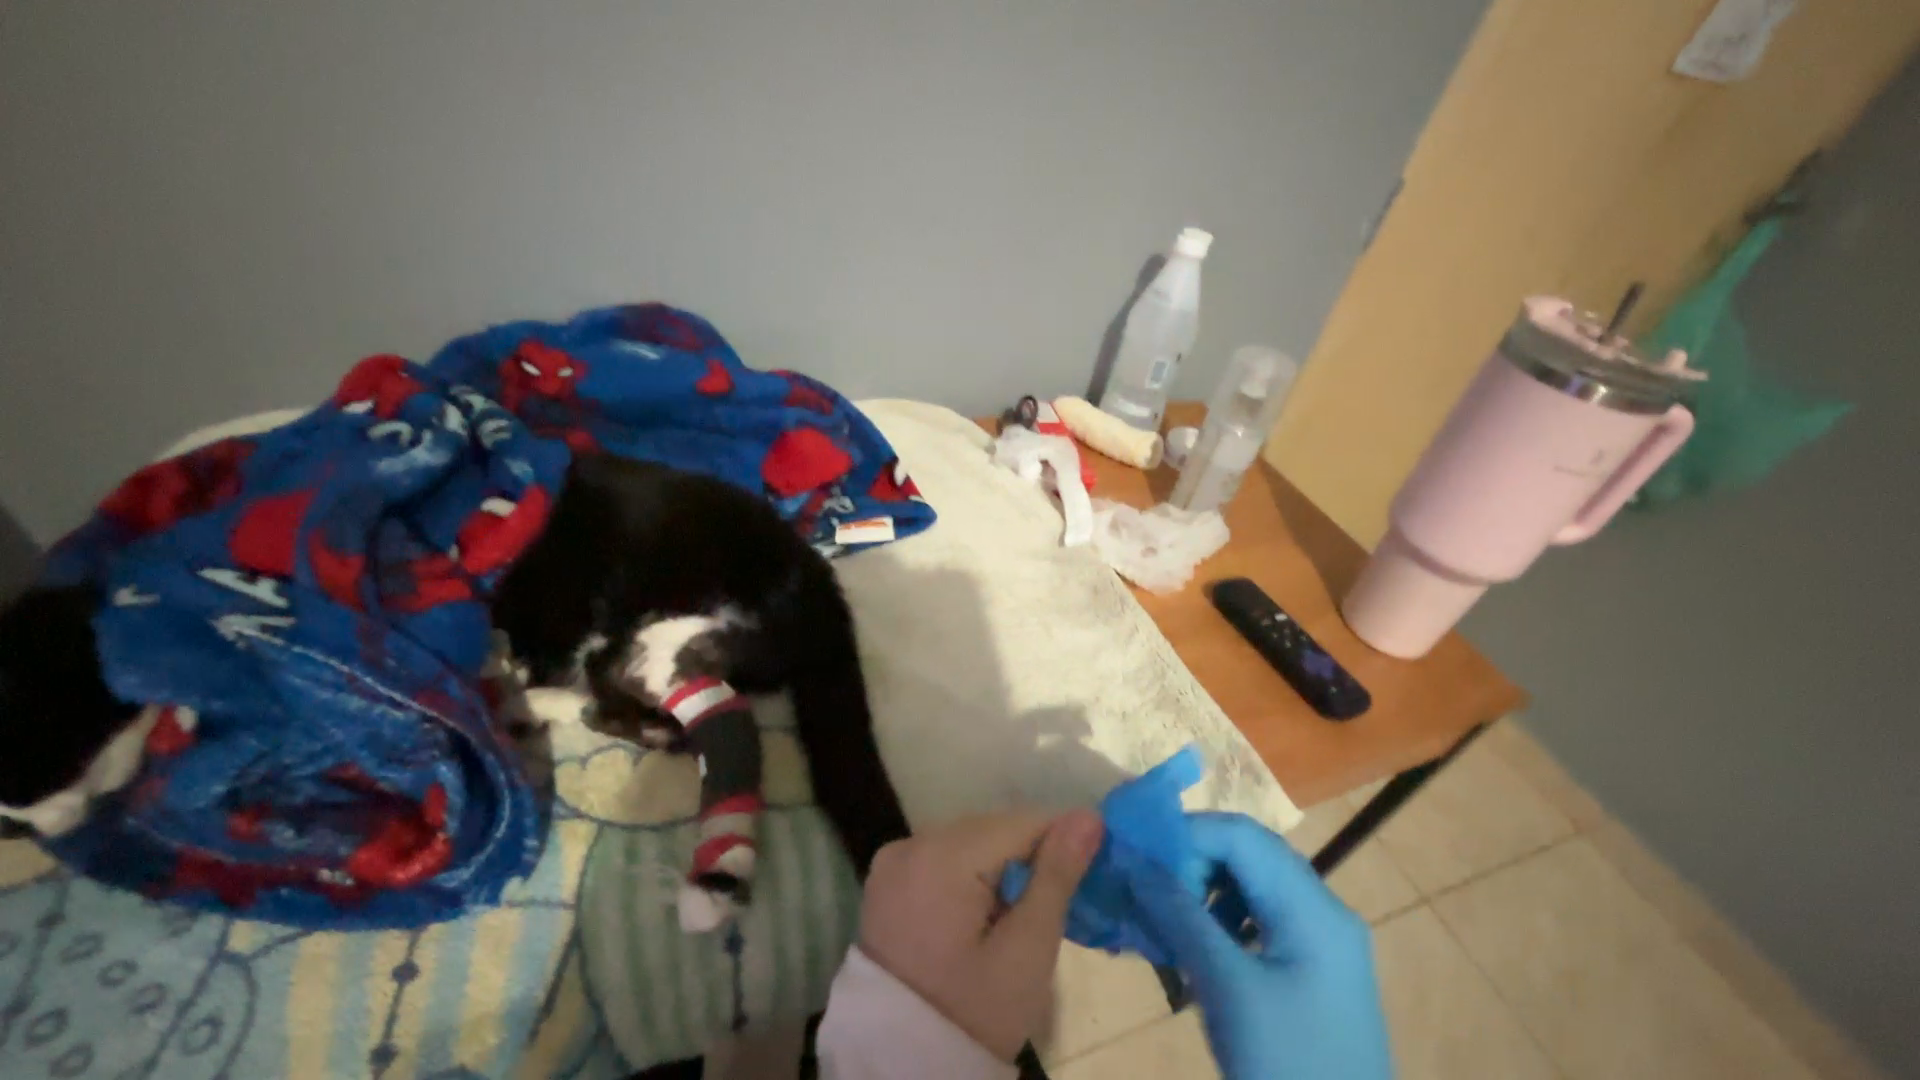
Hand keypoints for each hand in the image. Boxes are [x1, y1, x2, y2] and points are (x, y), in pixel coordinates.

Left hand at [857, 809, 1103, 1060]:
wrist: (905, 1064)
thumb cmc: (977, 1010)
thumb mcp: (1028, 949)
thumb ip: (1057, 876)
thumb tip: (1088, 816)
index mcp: (940, 856)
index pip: (1019, 824)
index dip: (1061, 842)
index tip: (1091, 872)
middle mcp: (910, 844)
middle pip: (991, 831)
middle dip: (1029, 857)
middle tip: (1061, 903)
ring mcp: (892, 862)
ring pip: (968, 843)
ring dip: (1000, 867)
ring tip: (1023, 916)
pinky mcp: (886, 882)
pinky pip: (941, 860)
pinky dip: (969, 877)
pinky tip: (985, 915)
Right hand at [1123, 812, 1391, 1079]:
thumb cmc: (1285, 1064)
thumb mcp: (1226, 988)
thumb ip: (1180, 915)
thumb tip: (1133, 859)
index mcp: (1314, 908)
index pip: (1241, 835)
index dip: (1185, 835)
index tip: (1135, 858)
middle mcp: (1323, 911)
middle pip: (1248, 855)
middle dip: (1189, 862)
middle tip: (1142, 890)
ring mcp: (1320, 943)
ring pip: (1250, 886)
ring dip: (1200, 891)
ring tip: (1161, 921)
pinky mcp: (1309, 971)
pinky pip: (1258, 920)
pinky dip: (1218, 920)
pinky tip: (1190, 949)